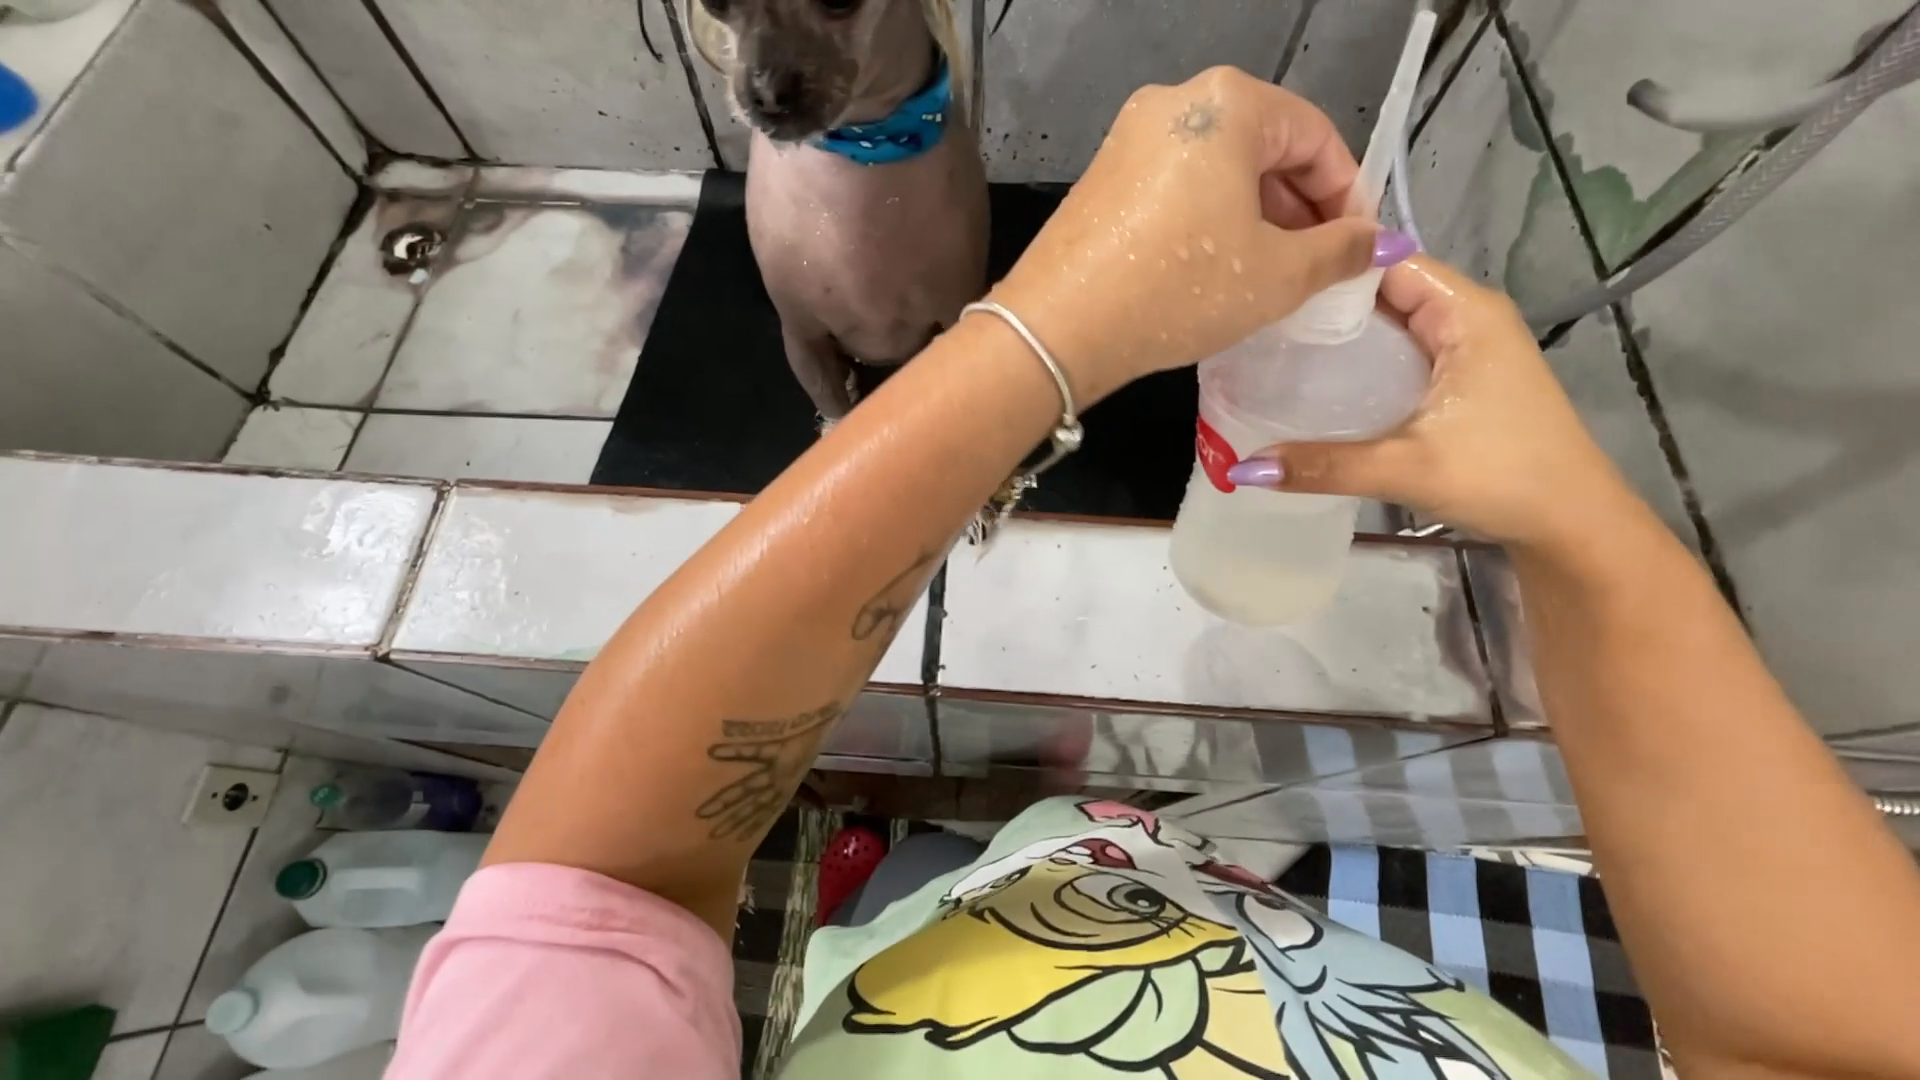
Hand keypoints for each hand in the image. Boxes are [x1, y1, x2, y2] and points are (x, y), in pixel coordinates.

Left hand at [986, 66, 1406, 400]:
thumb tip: (1373, 241)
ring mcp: (1127, 141)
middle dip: (1298, 208)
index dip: (1348, 193)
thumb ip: (1339, 250)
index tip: (1357, 245)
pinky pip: (1174, 192)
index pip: (1315, 135)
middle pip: (1263, 148)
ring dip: (1254, 220)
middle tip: (1315, 265)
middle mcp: (1172, 103)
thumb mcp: (1277, 276)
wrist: (1058, 329)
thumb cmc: (1178, 290)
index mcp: (1227, 102)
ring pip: (1216, 174)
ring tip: (1267, 276)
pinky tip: (1213, 273)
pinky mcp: (1100, 182)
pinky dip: (1207, 224)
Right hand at [1232, 256, 1632, 551]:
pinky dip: (1355, 367)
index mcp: (1465, 312)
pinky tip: (1313, 388)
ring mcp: (1461, 353)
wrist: (1570, 524)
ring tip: (1270, 353)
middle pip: (1381, 292)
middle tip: (1255, 325)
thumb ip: (1324, 465)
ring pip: (1386, 328)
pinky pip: (1393, 358)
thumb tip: (1242, 467)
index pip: (1386, 262)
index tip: (1269, 287)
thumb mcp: (1407, 467)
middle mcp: (1464, 320)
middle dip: (1322, 305)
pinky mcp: (1455, 384)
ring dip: (1336, 339)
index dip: (1329, 267)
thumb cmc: (1504, 476)